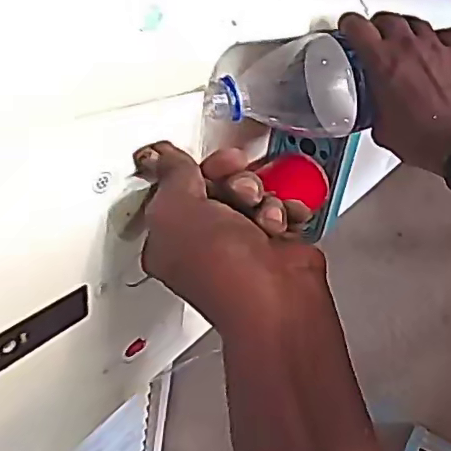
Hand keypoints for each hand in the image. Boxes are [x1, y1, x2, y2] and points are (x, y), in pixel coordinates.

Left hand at [132, 141, 322, 327]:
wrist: (276, 294)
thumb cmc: (223, 270)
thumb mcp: (177, 208)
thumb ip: (172, 174)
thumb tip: (163, 155)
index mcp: (170, 238)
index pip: (175, 189)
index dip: (189, 169)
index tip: (201, 161)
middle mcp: (207, 242)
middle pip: (218, 187)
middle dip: (233, 180)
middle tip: (240, 187)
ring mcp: (245, 243)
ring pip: (254, 195)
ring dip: (262, 196)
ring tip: (263, 213)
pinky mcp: (278, 244)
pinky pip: (283, 208)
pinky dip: (286, 209)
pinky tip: (282, 221)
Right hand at [338, 12, 450, 171]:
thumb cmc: (424, 138)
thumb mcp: (382, 127)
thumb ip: (375, 108)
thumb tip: (376, 110)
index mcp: (382, 61)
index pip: (356, 25)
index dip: (350, 26)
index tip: (351, 30)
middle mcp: (407, 47)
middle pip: (387, 19)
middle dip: (379, 28)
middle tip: (378, 40)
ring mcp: (434, 47)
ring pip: (416, 22)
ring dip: (408, 31)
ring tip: (407, 43)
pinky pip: (449, 33)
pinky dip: (442, 38)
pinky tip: (439, 47)